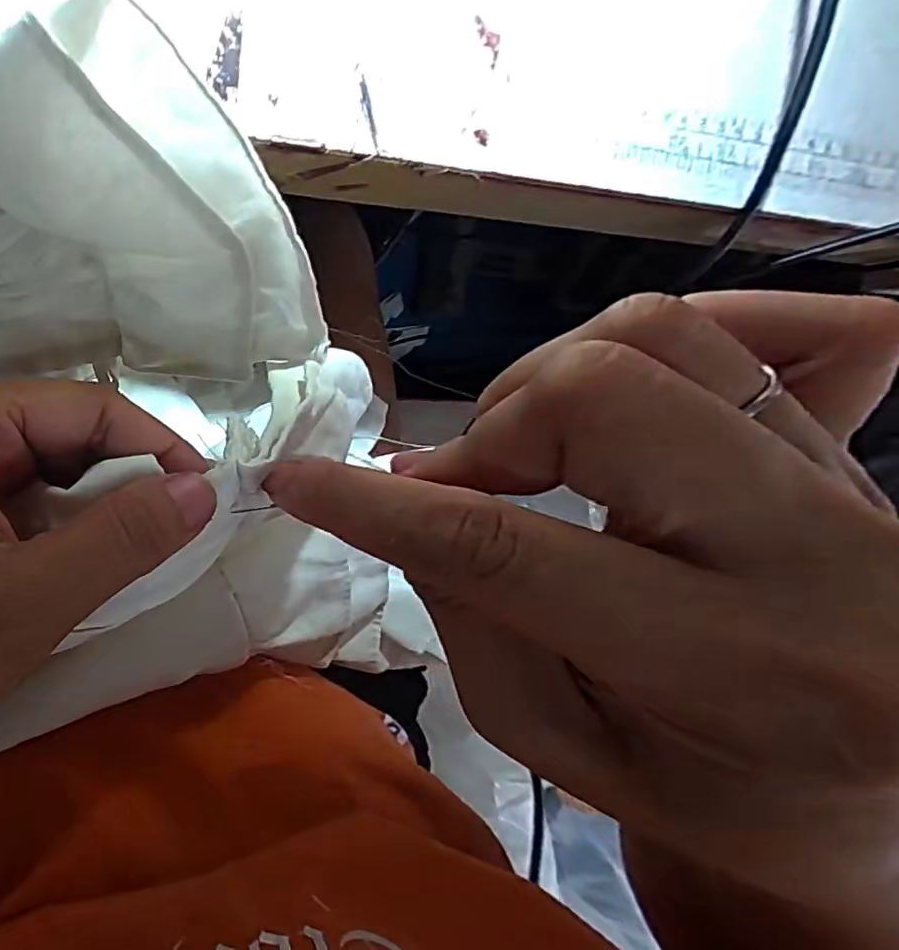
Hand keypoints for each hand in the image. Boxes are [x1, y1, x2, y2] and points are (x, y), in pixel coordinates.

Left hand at [0, 379, 215, 767]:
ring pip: (51, 471)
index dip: (154, 448)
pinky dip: (63, 533)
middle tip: (176, 544)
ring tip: (130, 564)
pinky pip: (25, 502)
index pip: (83, 407)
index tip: (213, 504)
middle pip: (66, 435)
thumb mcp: (24, 599)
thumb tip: (204, 487)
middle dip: (123, 485)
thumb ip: (119, 539)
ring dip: (96, 513)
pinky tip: (79, 570)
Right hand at [263, 291, 898, 926]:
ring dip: (543, 389)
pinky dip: (691, 339)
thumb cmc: (686, 788)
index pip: (502, 546)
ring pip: (662, 338)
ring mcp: (862, 487)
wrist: (877, 803)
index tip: (290, 480)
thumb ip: (461, 610)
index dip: (374, 504)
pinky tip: (638, 398)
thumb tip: (404, 498)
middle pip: (598, 391)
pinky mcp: (872, 449)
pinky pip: (811, 328)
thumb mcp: (542, 733)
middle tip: (457, 487)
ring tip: (525, 455)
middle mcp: (828, 560)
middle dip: (483, 434)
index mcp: (737, 670)